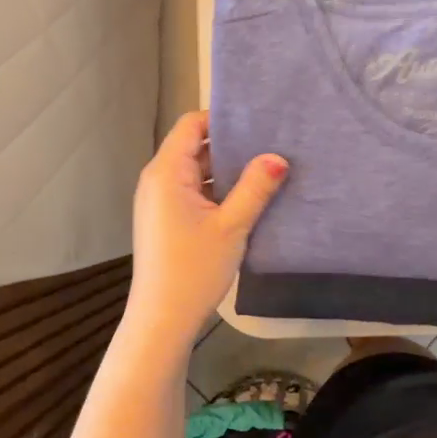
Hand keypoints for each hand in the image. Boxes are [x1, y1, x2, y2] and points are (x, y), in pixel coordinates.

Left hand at [130, 112, 286, 340]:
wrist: (162, 319)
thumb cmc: (194, 269)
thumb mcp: (232, 226)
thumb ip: (255, 187)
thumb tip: (278, 157)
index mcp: (167, 172)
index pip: (191, 124)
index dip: (222, 118)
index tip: (258, 121)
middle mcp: (158, 180)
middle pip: (194, 146)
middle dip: (231, 145)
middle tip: (271, 144)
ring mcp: (160, 202)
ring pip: (196, 172)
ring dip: (226, 172)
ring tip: (266, 170)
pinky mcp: (166, 221)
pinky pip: (193, 193)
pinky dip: (217, 191)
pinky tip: (248, 200)